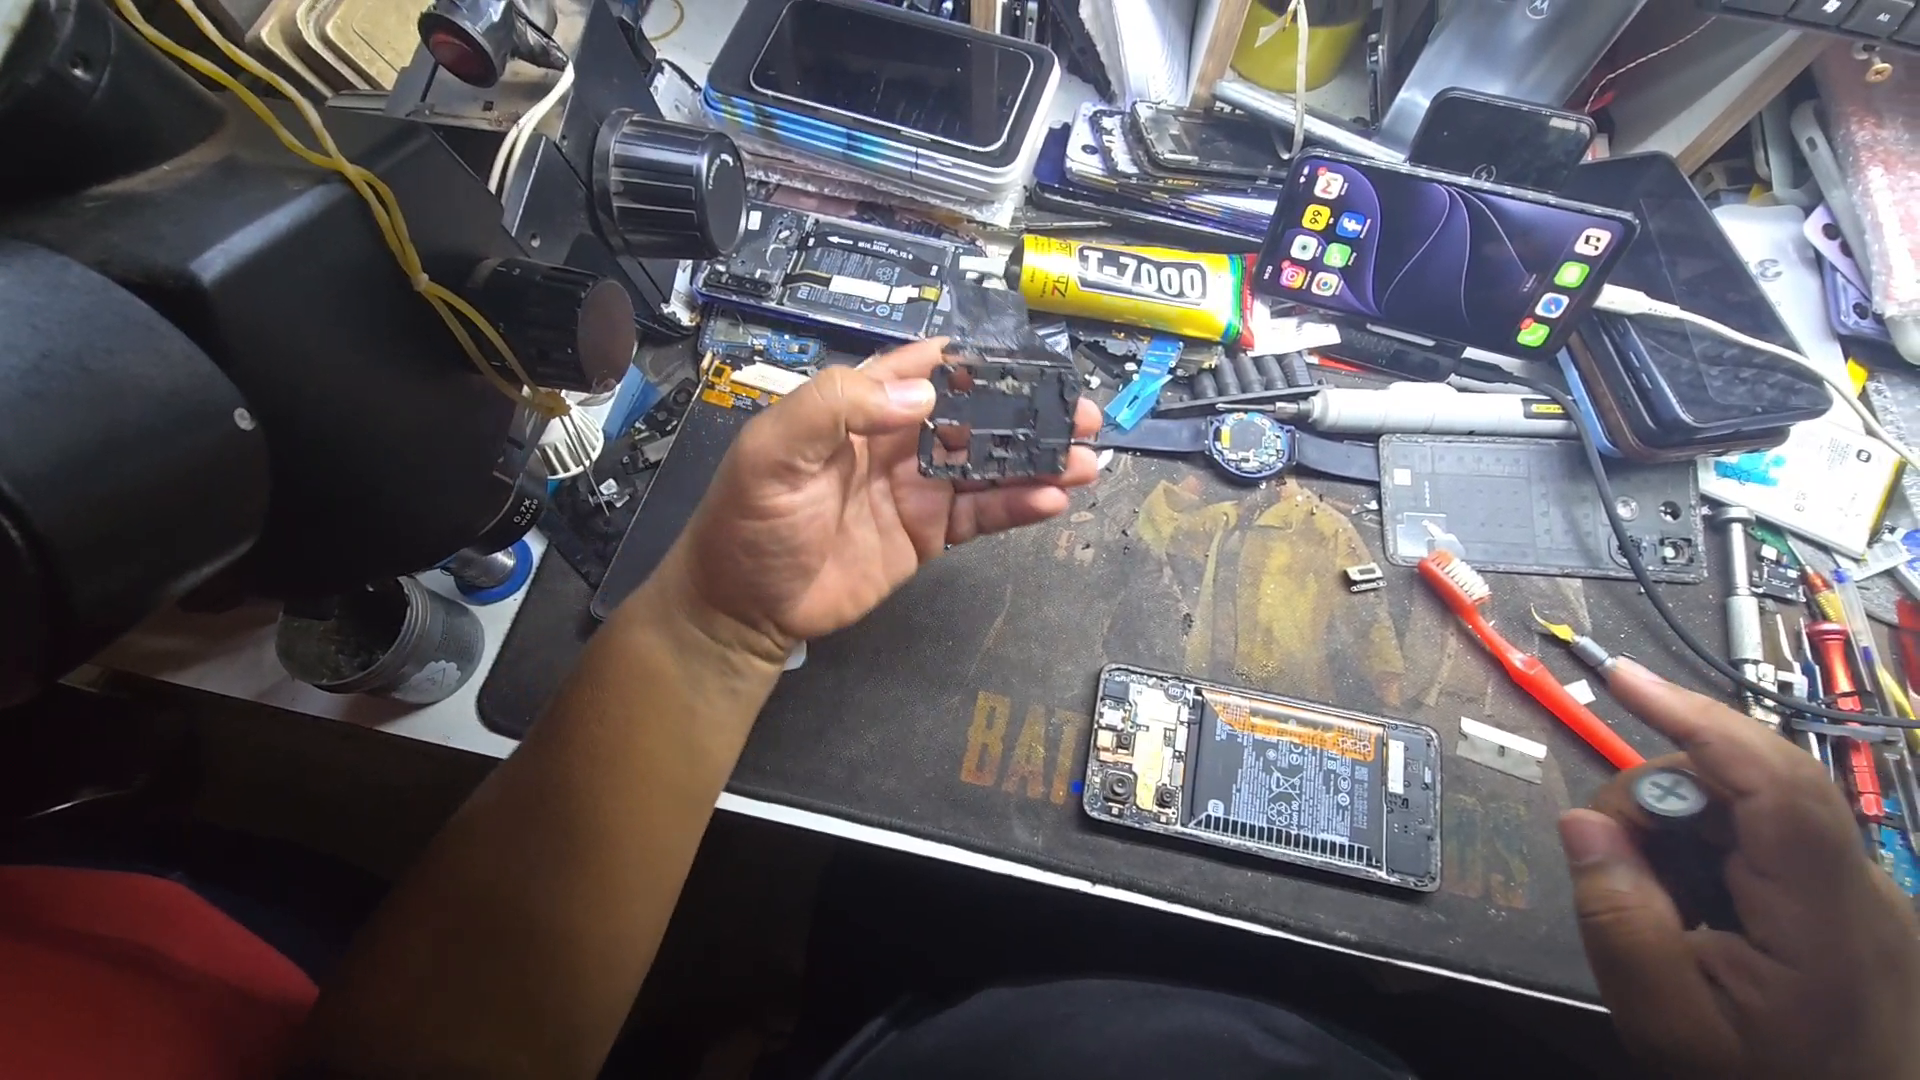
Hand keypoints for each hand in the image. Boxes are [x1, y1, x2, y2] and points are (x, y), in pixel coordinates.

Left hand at [645, 339, 1100, 664]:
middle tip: (1081, 414)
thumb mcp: (775, 449)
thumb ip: (839, 405)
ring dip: (1038, 460)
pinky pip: (981, 516)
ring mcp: (918, 490)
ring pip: (989, 466)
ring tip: (1087, 459)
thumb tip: (927, 393)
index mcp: (859, 407)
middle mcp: (898, 441)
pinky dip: (1018, 507)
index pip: (927, 370)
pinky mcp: (929, 535)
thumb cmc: (750, 520)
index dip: (977, 362)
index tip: (1029, 362)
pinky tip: (1053, 500)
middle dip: (1028, 411)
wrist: (745, 606)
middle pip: (975, 417)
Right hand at [1560, 660, 1919, 1079]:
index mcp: (1828, 920)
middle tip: (1610, 859)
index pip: (1775, 784)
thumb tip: (1582, 821)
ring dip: (1673, 827)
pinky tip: (1684, 896)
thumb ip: (1618, 917)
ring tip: (1654, 896)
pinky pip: (1759, 835)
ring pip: (1745, 805)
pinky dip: (1699, 845)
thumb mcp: (1665, 1018)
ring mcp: (1861, 894)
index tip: (1623, 678)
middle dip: (1655, 797)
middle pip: (1744, 785)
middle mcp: (1863, 891)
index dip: (1699, 720)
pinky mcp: (1846, 900)